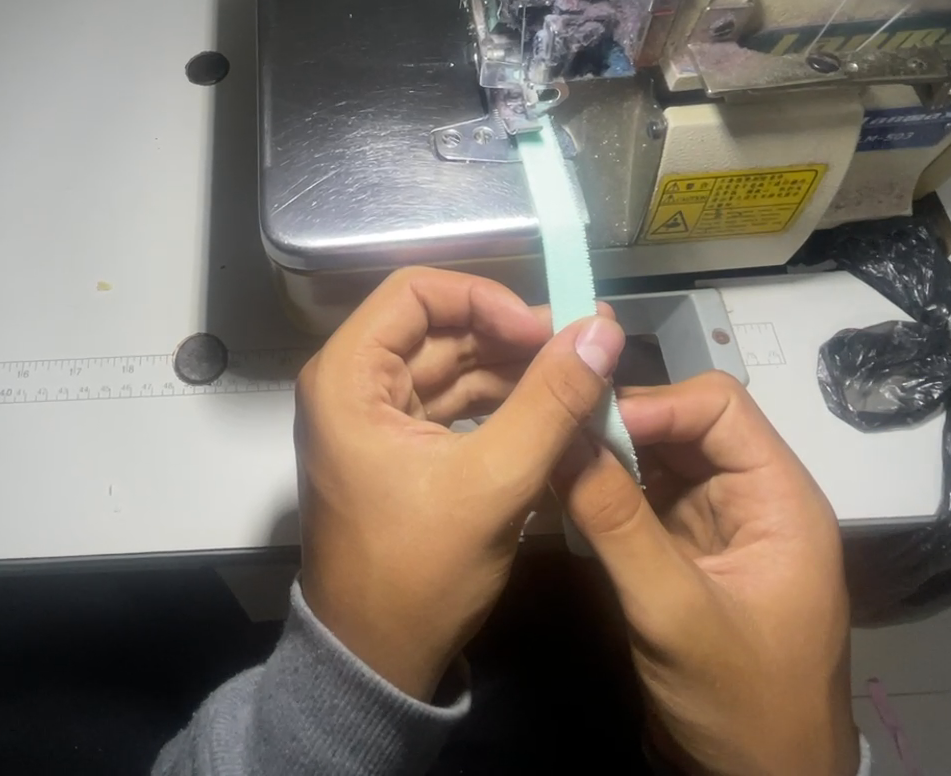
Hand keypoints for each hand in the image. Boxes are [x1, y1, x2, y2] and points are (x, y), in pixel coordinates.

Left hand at [295, 267, 623, 699]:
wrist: (376, 658)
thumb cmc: (418, 571)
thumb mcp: (494, 483)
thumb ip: (551, 402)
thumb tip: (602, 331)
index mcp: (349, 375)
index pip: (414, 292)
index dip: (482, 297)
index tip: (542, 331)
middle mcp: (353, 382)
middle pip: (436, 326)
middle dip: (509, 335)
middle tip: (581, 350)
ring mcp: (374, 413)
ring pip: (448, 363)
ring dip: (511, 369)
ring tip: (579, 378)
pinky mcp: (397, 443)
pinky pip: (451, 401)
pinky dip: (499, 402)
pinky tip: (550, 410)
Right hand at [555, 372, 855, 775]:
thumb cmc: (741, 706)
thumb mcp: (675, 613)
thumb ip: (617, 521)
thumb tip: (561, 437)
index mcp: (778, 499)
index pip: (717, 407)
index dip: (652, 403)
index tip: (585, 424)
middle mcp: (748, 496)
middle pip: (681, 422)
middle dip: (618, 424)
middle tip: (555, 435)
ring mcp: (713, 520)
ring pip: (654, 453)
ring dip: (604, 453)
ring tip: (549, 456)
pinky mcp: (681, 544)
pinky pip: (638, 492)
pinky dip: (601, 485)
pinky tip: (562, 491)